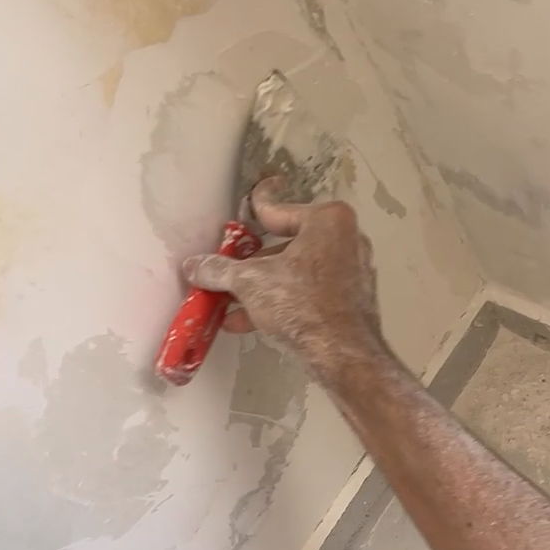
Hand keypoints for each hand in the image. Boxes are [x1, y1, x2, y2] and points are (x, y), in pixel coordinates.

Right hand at [182, 176, 384, 375]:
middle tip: (229, 272)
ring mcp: (354, 270)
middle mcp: (347, 240)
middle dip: (254, 264)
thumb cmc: (300, 303)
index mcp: (328, 221)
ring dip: (264, 288)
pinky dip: (285, 301)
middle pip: (288, 245)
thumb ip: (220, 270)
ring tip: (231, 305)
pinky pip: (312, 292)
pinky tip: (252, 321)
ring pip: (297, 273)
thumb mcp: (250, 282)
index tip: (252, 196)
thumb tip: (194, 266)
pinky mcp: (354, 299)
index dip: (257, 204)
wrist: (342, 352)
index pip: (279, 209)